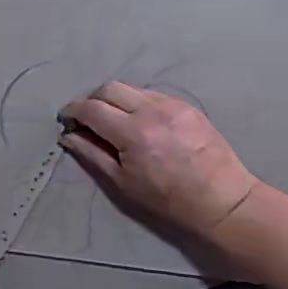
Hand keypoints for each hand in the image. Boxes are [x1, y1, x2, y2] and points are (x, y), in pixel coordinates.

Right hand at [59, 82, 261, 236]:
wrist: (222, 200)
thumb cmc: (169, 200)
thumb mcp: (123, 184)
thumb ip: (92, 154)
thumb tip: (69, 136)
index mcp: (133, 133)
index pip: (92, 108)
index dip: (73, 110)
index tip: (65, 118)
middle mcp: (151, 110)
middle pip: (109, 88)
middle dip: (91, 99)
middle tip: (84, 117)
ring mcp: (172, 104)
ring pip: (131, 88)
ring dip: (113, 98)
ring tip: (110, 119)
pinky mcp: (186, 105)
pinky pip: (152, 94)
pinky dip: (136, 102)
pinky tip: (137, 120)